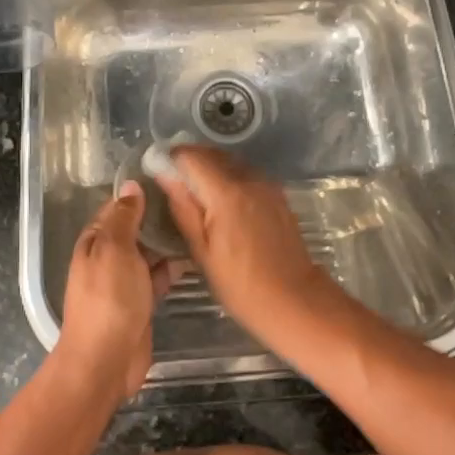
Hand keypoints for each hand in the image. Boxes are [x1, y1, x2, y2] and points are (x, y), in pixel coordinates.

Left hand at [56, 180, 185, 397]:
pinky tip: (194, 259)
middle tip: (195, 202)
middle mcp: (108, 257)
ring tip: (200, 225)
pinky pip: (158, 277)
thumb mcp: (114, 249)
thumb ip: (124, 218)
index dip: (141, 194)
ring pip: (150, 253)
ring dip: (169, 243)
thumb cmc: (108, 299)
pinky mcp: (141, 302)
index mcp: (96, 240)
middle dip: (159, 218)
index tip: (172, 179)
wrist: (105, 361)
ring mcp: (125, 281)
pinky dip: (172, 268)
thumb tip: (130, 185)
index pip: (119, 207)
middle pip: (136, 229)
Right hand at [155, 146, 338, 346]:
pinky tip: (222, 204)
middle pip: (213, 154)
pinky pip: (246, 174)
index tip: (159, 172)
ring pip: (230, 162)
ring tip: (196, 195)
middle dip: (190, 162)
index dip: (172, 160)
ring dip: (210, 169)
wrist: (294, 299)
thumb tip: (164, 175)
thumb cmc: (241, 284)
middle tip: (174, 184)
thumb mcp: (202, 251)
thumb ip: (183, 207)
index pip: (192, 156)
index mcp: (226, 192)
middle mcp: (249, 179)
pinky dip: (229, 178)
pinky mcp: (277, 194)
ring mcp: (267, 185)